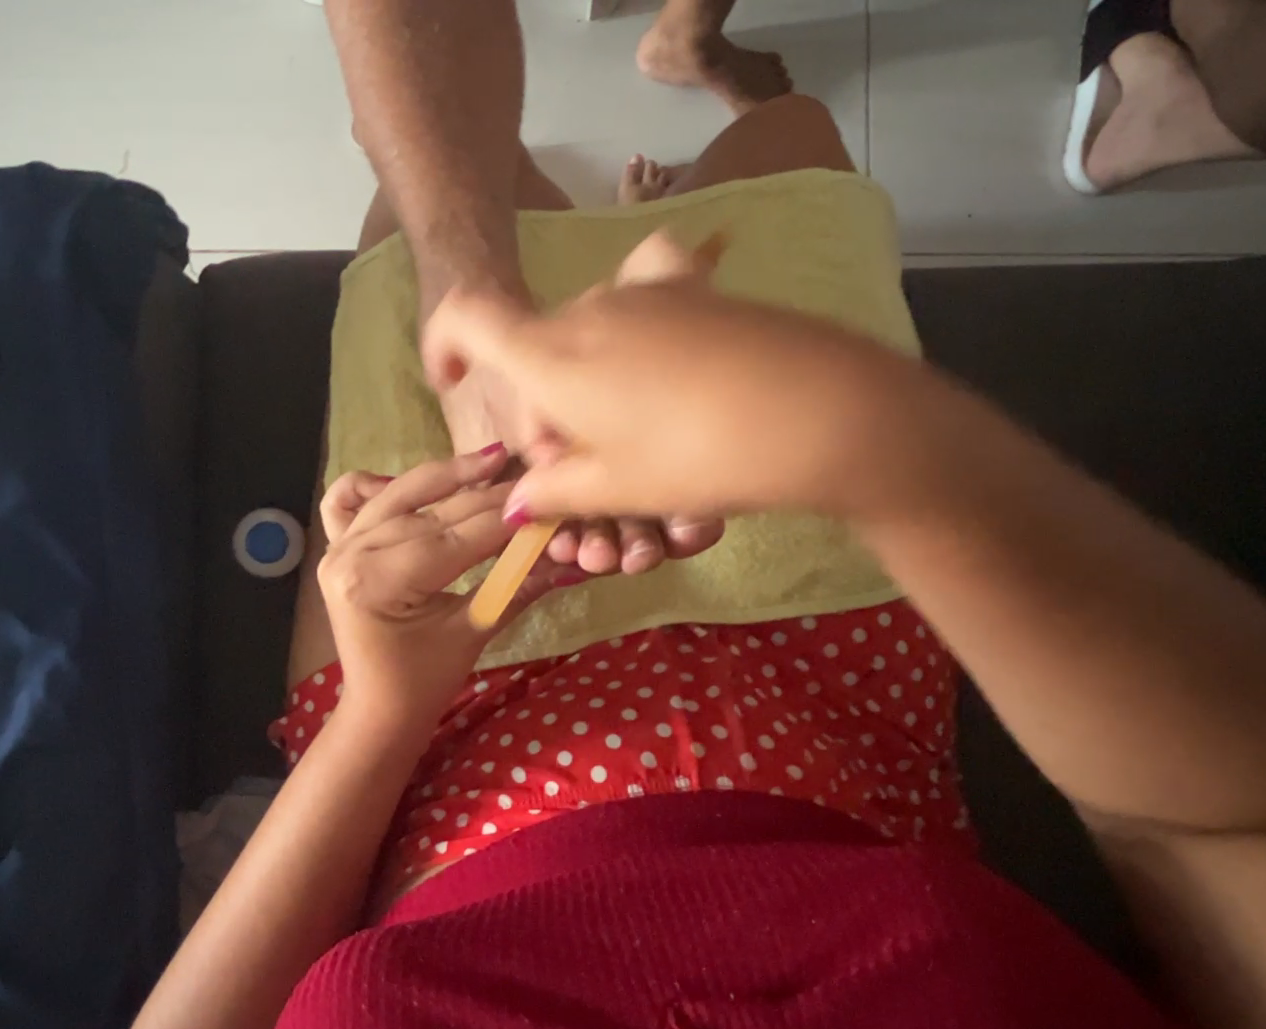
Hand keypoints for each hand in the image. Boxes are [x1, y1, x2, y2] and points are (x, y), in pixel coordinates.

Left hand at [318, 445, 586, 723]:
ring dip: (447, 477)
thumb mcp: (474, 633)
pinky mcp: (335, 545)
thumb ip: (516, 587)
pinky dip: (379, 484)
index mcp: (377, 584)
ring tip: (492, 458)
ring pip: (398, 496)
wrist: (380, 706)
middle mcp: (350, 555)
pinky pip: (348, 498)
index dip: (504, 519)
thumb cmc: (426, 681)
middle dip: (486, 497)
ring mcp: (337, 546)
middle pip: (431, 513)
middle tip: (532, 477)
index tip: (547, 500)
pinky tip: (414, 483)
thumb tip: (571, 558)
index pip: (454, 540)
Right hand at [422, 231, 928, 524]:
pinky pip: (643, 288)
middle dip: (546, 407)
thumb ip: (553, 494)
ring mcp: (644, 292)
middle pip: (538, 348)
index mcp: (548, 355)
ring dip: (590, 379)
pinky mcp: (694, 290)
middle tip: (585, 463)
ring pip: (588, 331)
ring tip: (635, 431)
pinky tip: (660, 344)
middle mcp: (586, 309)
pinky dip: (635, 316)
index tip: (450, 376)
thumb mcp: (616, 490)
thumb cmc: (696, 459)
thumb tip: (518, 502)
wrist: (821, 411)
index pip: (466, 317)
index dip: (444, 342)